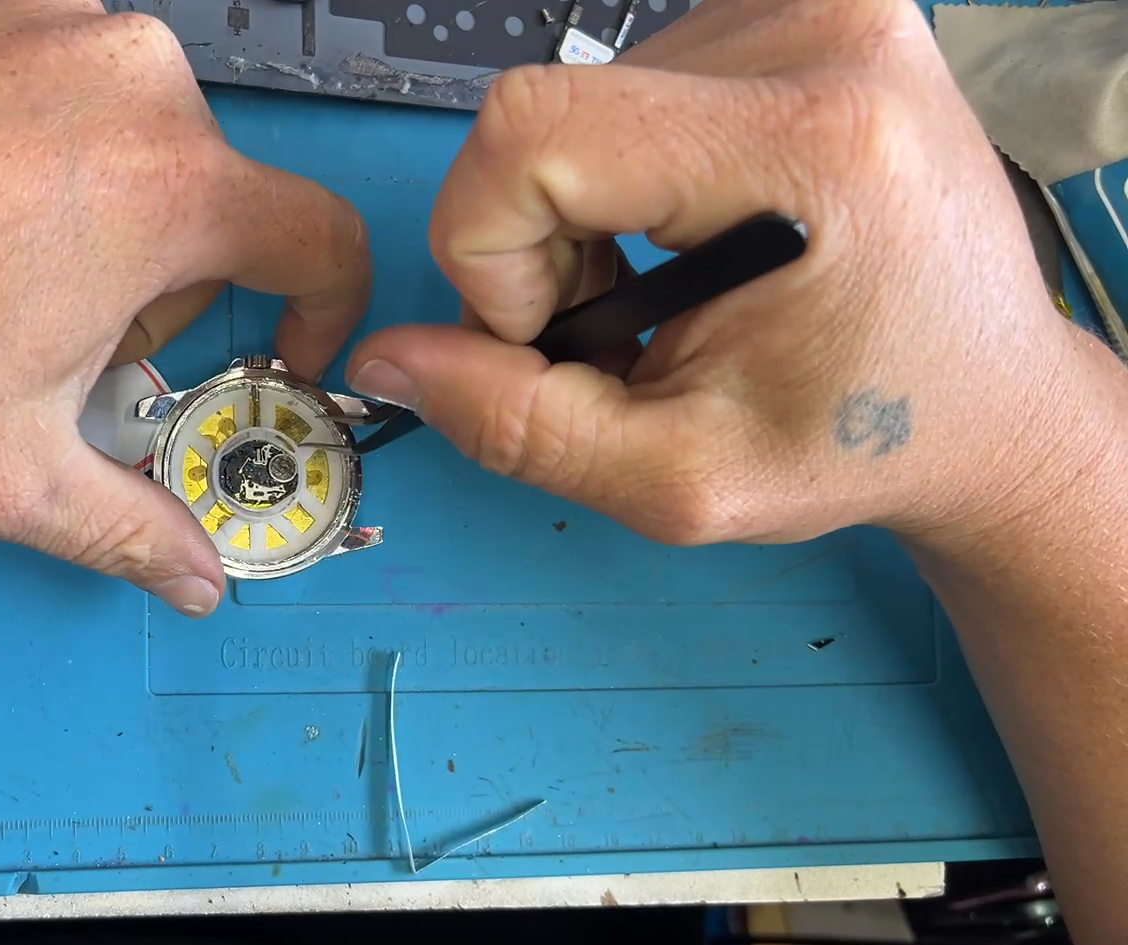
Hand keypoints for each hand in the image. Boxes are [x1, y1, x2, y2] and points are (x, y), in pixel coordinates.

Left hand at [0, 1, 369, 614]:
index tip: (280, 353)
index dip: (323, 311)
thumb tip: (202, 583)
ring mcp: (48, 15)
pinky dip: (42, 161)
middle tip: (56, 341)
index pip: (322, 239)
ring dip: (102, 227)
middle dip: (157, 291)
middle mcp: (127, 78)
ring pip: (139, 151)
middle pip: (210, 212)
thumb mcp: (16, 473)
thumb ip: (134, 531)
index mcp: (166, 187)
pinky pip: (63, 92)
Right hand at [347, 0, 1126, 553]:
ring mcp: (799, 14)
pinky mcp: (776, 26)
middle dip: (522, 255)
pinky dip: (593, 198)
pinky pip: (599, 109)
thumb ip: (508, 423)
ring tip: (642, 302)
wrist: (985, 400)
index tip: (547, 336)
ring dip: (559, 233)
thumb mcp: (663, 479)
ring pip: (555, 122)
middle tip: (602, 333)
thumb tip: (380, 358)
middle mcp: (811, 35)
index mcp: (802, 149)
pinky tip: (658, 253)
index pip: (528, 138)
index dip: (486, 257)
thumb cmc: (847, 446)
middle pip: (531, 128)